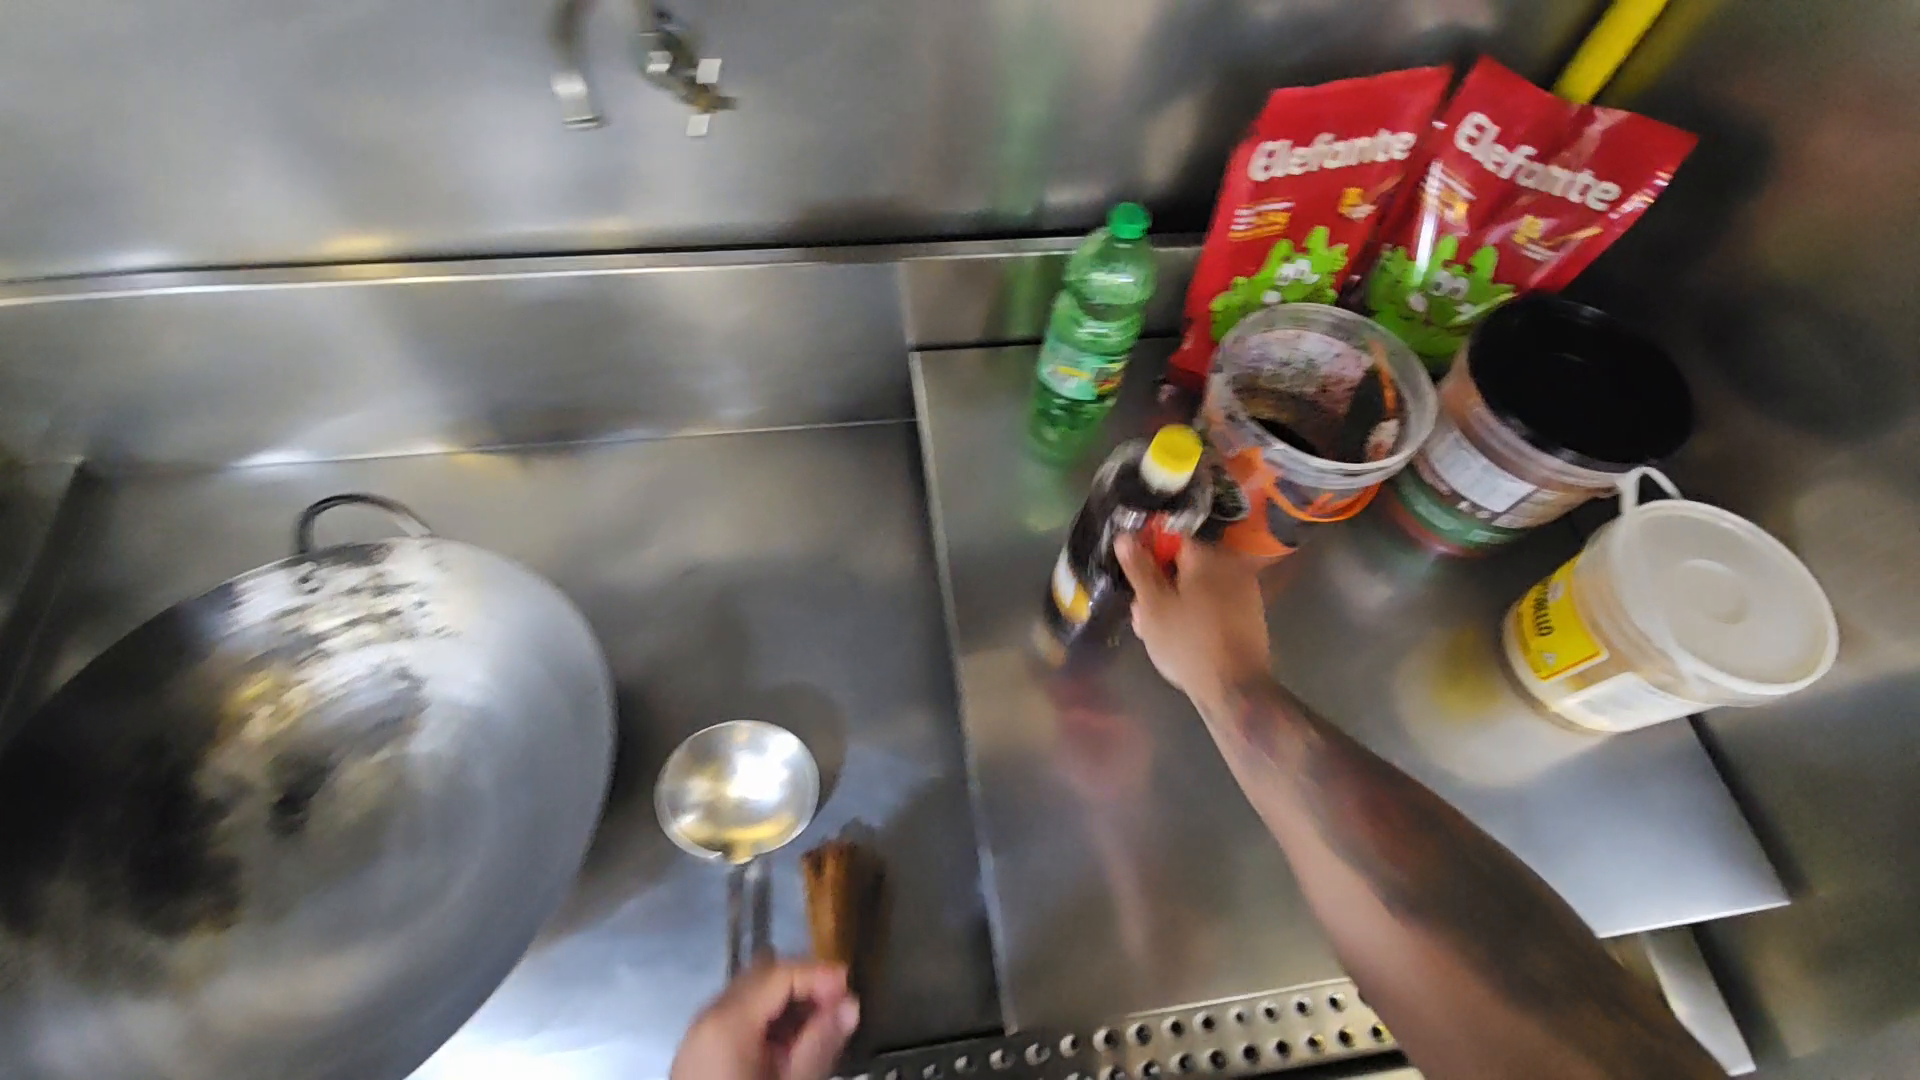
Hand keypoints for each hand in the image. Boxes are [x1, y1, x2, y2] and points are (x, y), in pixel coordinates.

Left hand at [669, 962, 859, 1079]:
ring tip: (819, 1026)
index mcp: (728, 1021)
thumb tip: (849, 1007)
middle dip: (803, 985)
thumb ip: (821, 1043)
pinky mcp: (696, 1058)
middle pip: (762, 977)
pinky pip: (736, 1020)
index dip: (819, 974)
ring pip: (750, 996)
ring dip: (786, 1002)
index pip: (780, 973)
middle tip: (838, 1004)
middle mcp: (707, 1018)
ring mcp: (697, 1038)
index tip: (850, 986)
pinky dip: (766, 1021)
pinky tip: (788, 1046)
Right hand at [1115, 535, 1270, 705]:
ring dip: (1175, 601)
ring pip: (1198, 587)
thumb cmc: (1187, 642)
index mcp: (1206, 556)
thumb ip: (1139, 568)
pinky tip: (1182, 637)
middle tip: (1141, 614)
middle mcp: (1230, 565)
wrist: (1234, 687)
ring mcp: (1244, 590)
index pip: (1171, 539)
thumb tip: (1125, 536)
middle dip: (1160, 585)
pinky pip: (1214, 603)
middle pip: (1185, 565)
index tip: (1134, 580)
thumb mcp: (1152, 605)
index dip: (1148, 556)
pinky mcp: (1249, 614)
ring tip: (1155, 631)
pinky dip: (1196, 613)